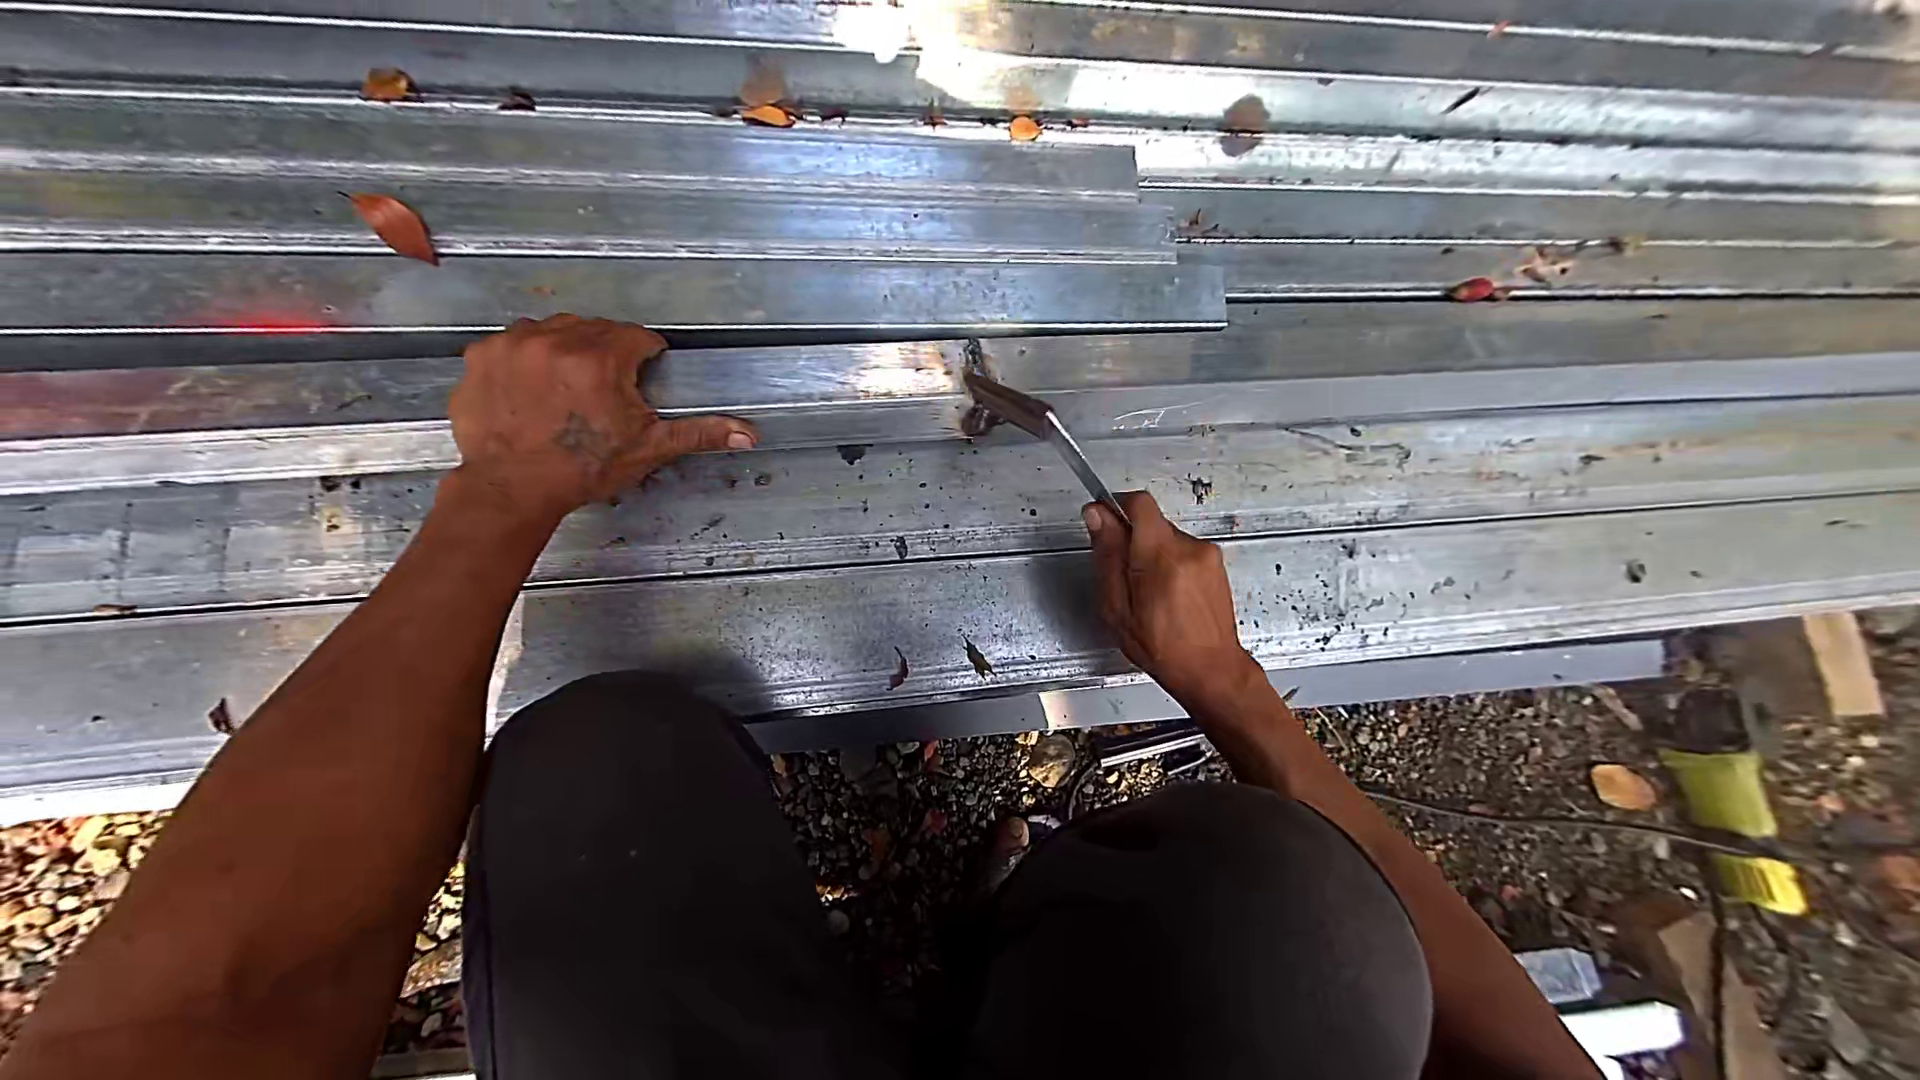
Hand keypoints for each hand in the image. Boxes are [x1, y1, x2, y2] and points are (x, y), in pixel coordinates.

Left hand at [447, 315, 756, 523]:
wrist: (512, 488)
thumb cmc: (580, 469)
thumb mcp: (649, 448)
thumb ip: (699, 433)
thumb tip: (746, 434)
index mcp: (600, 359)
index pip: (637, 336)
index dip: (646, 356)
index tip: (641, 375)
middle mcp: (554, 341)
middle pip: (597, 328)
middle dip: (609, 352)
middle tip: (609, 389)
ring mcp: (513, 345)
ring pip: (556, 329)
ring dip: (570, 348)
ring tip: (573, 386)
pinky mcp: (482, 356)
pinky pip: (516, 341)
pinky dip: (530, 356)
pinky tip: (538, 388)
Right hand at [1085, 492, 1265, 715]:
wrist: (1210, 668)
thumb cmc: (1164, 647)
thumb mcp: (1117, 606)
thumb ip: (1106, 554)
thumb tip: (1097, 516)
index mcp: (1161, 556)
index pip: (1138, 503)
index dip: (1115, 506)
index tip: (1103, 520)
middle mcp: (1189, 548)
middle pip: (1149, 520)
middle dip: (1130, 540)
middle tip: (1122, 575)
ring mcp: (1206, 554)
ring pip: (1164, 535)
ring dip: (1149, 553)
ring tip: (1146, 591)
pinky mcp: (1215, 562)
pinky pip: (1181, 548)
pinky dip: (1168, 563)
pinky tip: (1165, 593)